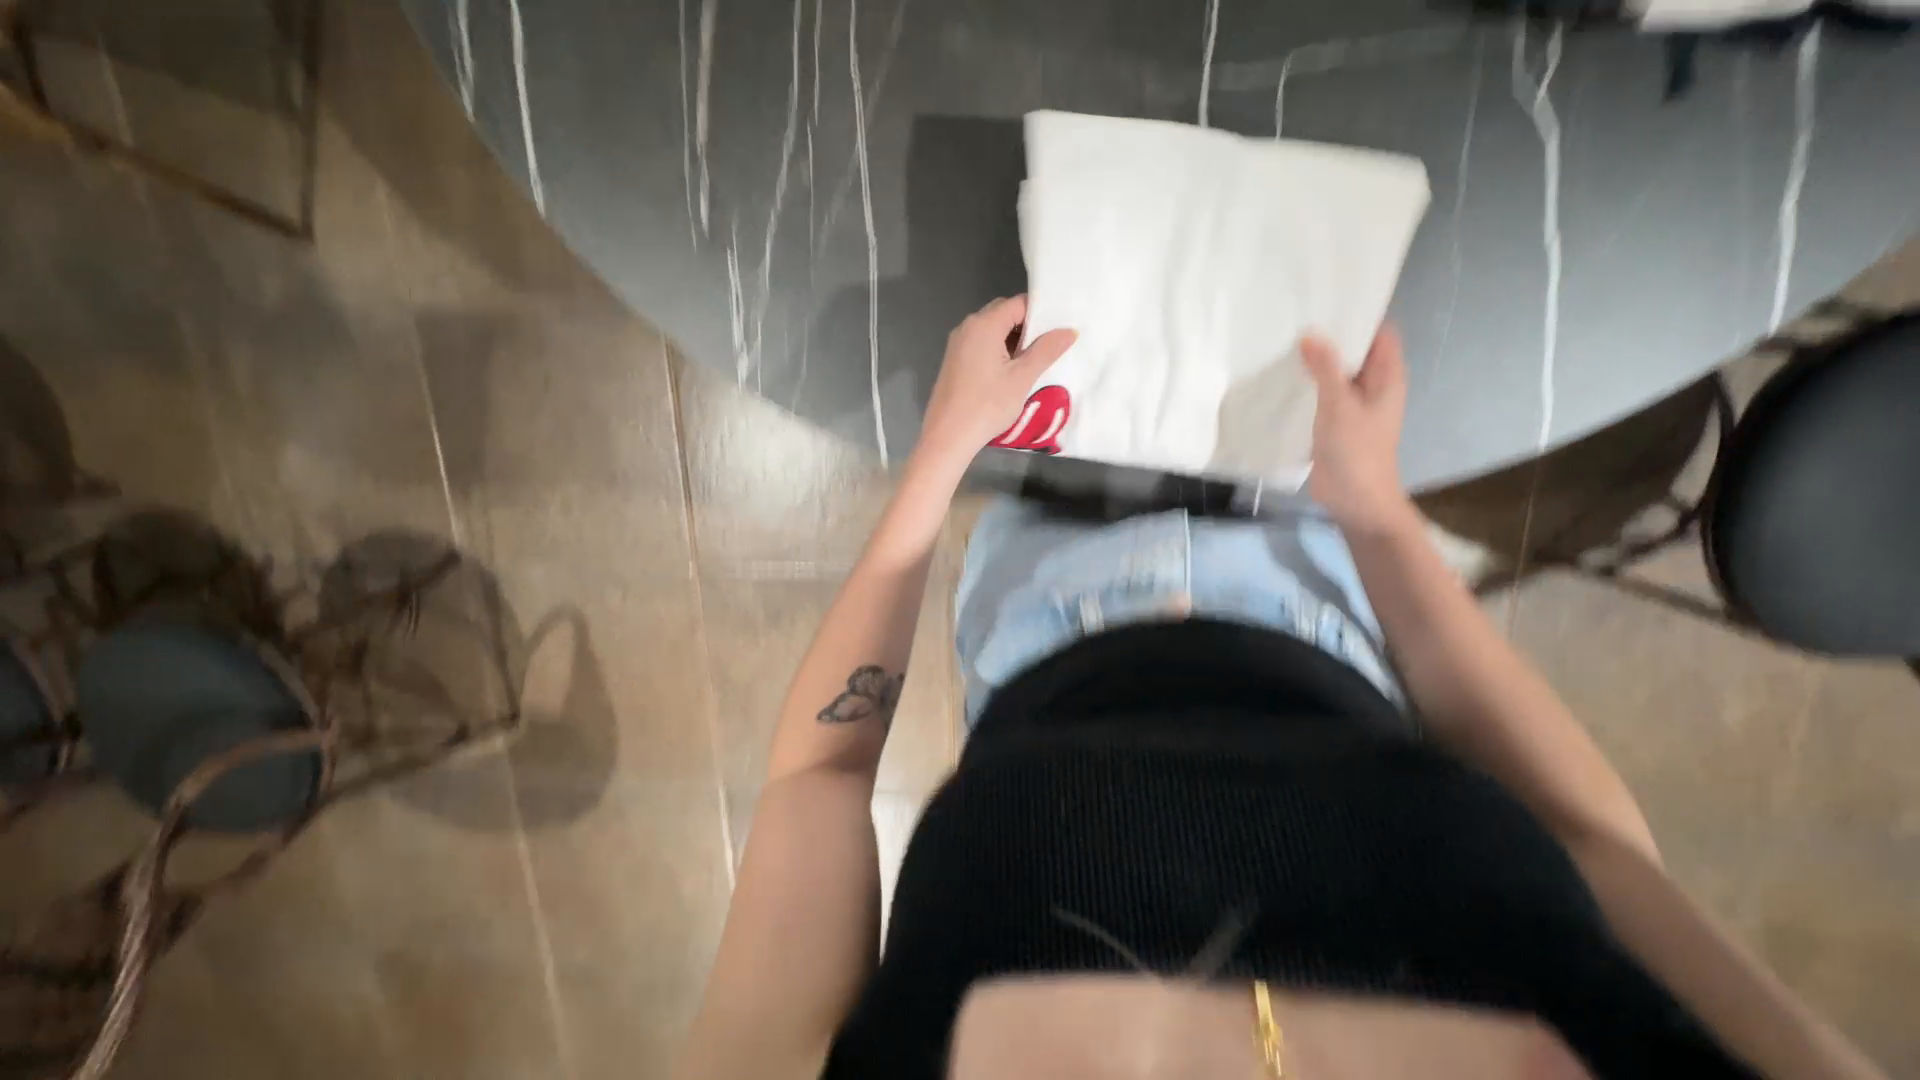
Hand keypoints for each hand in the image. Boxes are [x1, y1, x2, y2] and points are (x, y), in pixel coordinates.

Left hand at [917, 296, 1076, 466]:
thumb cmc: (987, 405)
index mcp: (984, 324)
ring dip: (1012, 339)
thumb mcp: (1022, 377)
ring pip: (991, 329)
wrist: (948, 436)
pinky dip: (997, 349)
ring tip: (1031, 361)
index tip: (1058, 330)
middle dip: (1026, 326)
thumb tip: (1069, 330)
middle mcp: (967, 326)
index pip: (1018, 304)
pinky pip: (980, 344)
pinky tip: (1009, 371)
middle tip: (1047, 347)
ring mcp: (957, 343)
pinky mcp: (953, 360)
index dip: (1040, 313)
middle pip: (1003, 313)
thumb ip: (1046, 350)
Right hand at [1301, 325, 1416, 535]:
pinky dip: (1308, 386)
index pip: (1379, 334)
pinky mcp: (1334, 423)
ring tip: (1286, 342)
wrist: (1356, 500)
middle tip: (1298, 316)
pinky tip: (1284, 378)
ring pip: (1335, 374)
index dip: (1360, 316)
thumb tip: (1310, 335)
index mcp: (1387, 378)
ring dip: (1316, 363)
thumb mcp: (1340, 406)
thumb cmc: (1357, 451)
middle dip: (1331, 337)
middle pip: (1355, 351)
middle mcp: (1372, 387)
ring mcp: (1353, 406)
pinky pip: (1322, 395)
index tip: (1329, 300)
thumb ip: (1326, 369)